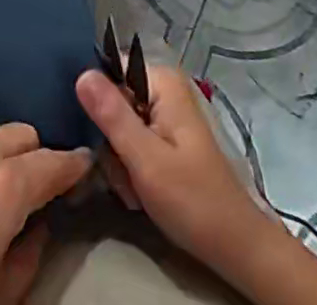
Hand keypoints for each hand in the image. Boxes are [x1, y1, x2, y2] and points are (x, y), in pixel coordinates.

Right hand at [75, 65, 277, 276]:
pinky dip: (129, 168)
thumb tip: (81, 74)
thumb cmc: (193, 200)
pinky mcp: (163, 138)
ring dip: (118, 160)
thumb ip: (112, 115)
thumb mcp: (145, 159)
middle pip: (111, 100)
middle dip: (110, 140)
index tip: (96, 135)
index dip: (95, 99)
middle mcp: (163, 90)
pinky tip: (139, 192)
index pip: (109, 70)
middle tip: (123, 174)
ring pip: (116, 125)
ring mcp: (164, 115)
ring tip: (134, 188)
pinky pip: (129, 141)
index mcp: (162, 83)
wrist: (235, 247)